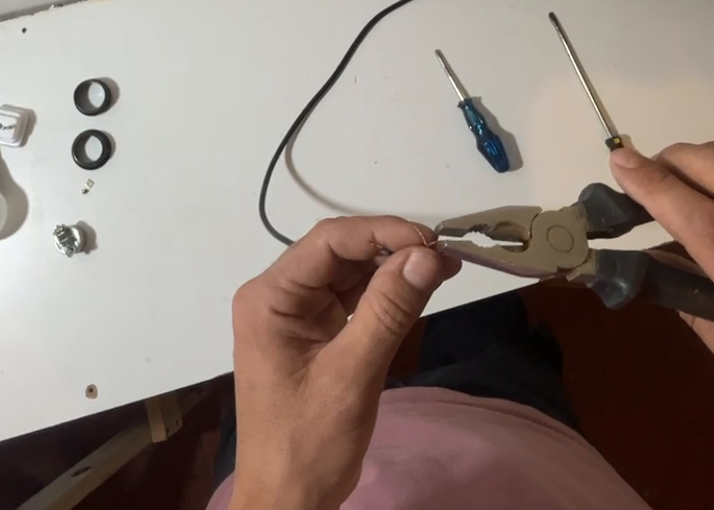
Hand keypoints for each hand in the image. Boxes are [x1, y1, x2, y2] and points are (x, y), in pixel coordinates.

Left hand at [228, 216, 460, 509]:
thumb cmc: (308, 444)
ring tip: (440, 267)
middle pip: (337, 252)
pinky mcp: (311, 331)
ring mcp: (294, 312)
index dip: (380, 232)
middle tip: (444, 255)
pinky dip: (383, 293)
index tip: (430, 241)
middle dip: (390, 249)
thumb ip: (389, 310)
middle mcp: (277, 294)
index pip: (327, 241)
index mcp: (269, 296)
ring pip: (347, 272)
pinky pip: (349, 298)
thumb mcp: (352, 375)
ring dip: (391, 269)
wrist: (286, 504)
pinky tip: (415, 288)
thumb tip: (428, 256)